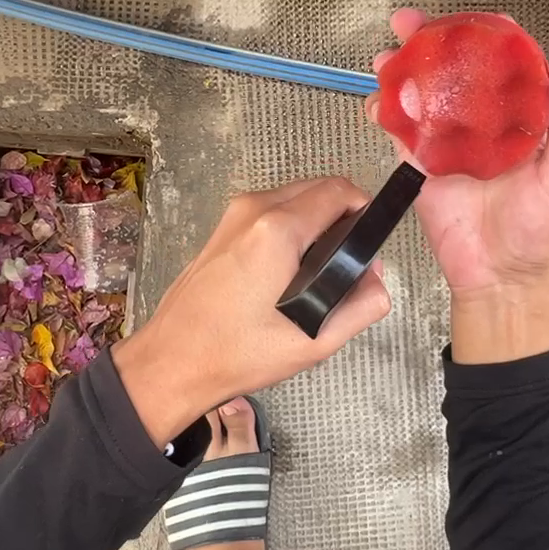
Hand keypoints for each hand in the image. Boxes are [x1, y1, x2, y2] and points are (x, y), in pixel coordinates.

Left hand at [112, 178, 391, 445]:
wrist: (171, 361)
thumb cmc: (237, 353)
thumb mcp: (314, 342)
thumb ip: (362, 306)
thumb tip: (376, 277)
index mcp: (277, 229)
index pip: (339, 191)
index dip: (364, 210)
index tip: (369, 242)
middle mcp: (254, 208)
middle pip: (318, 188)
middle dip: (342, 216)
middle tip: (348, 263)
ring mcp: (234, 213)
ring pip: (295, 196)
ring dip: (317, 221)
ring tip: (319, 271)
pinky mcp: (223, 225)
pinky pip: (272, 209)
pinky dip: (292, 226)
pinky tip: (290, 270)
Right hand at [365, 9, 548, 361]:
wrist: (499, 276)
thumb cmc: (540, 231)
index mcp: (517, 120)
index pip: (503, 66)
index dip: (490, 36)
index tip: (479, 18)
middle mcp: (480, 123)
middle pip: (453, 72)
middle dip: (430, 43)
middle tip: (410, 23)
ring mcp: (447, 142)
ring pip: (421, 95)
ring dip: (401, 70)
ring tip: (387, 56)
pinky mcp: (420, 165)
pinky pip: (399, 132)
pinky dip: (385, 113)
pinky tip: (378, 101)